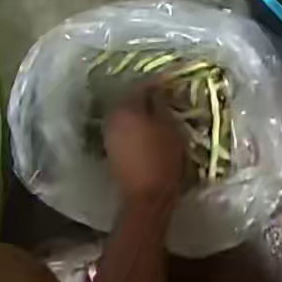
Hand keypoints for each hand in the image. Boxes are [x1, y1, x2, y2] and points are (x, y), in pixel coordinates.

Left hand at [105, 86, 186, 205]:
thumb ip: (160, 103)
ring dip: (140, 111)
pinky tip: (148, 129)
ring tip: (158, 113)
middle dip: (147, 96)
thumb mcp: (169, 125)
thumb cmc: (162, 158)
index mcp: (126, 108)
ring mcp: (109, 135)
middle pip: (130, 98)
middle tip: (166, 97)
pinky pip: (123, 127)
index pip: (142, 85)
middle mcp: (112, 117)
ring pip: (126, 113)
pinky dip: (135, 124)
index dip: (159, 82)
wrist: (145, 198)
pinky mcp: (111, 150)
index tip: (172, 82)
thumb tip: (157, 89)